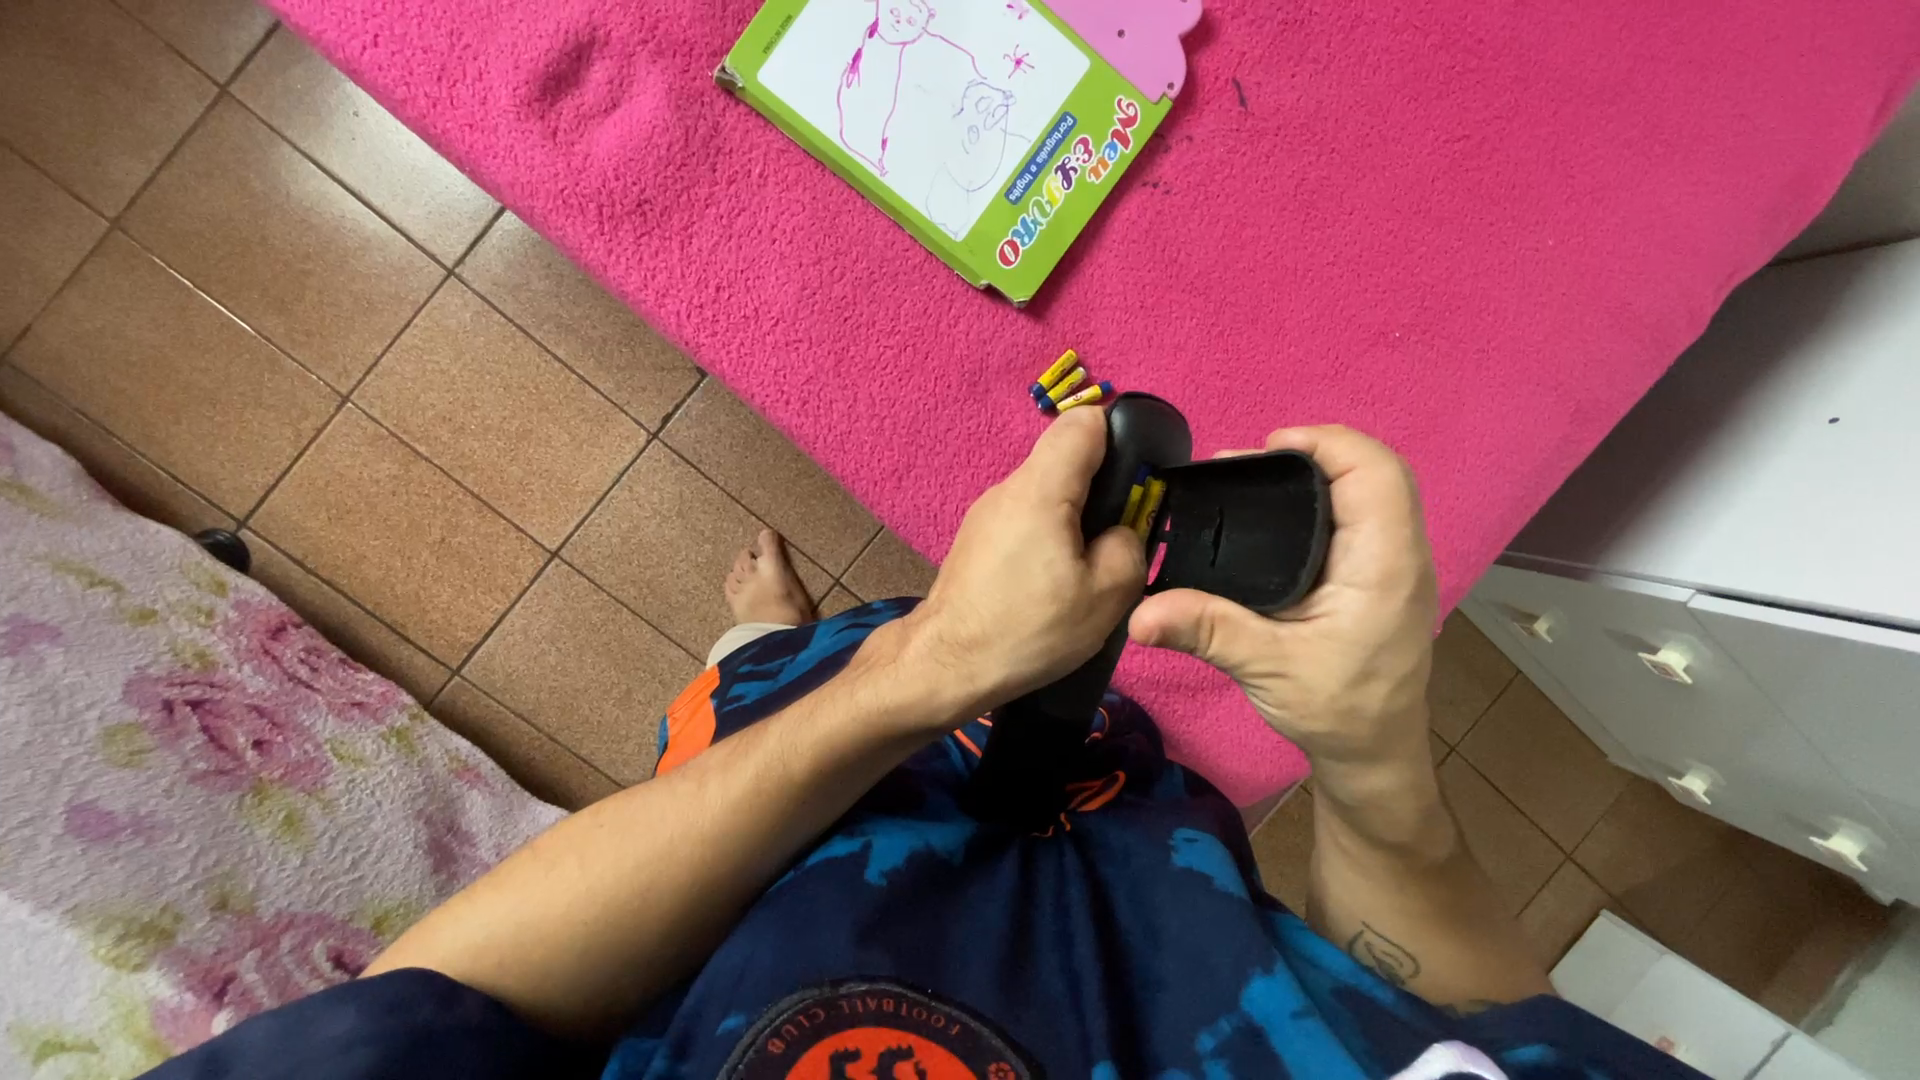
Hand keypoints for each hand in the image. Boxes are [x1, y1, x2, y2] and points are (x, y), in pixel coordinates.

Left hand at [899, 407, 1146, 716]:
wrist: (947, 664)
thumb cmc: (1028, 628)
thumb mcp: (1107, 595)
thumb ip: (1129, 545)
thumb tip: (1118, 532)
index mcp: (1040, 488)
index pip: (1084, 421)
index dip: (1119, 438)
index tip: (1136, 481)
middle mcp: (1007, 488)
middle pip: (1064, 461)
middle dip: (1100, 490)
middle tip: (1117, 540)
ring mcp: (985, 514)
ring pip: (1044, 495)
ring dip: (1072, 522)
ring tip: (1083, 573)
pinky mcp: (975, 540)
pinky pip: (1023, 521)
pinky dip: (1045, 540)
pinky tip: (1049, 586)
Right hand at [1128, 425, 1437, 792]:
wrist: (1374, 754)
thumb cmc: (1337, 710)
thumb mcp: (1267, 668)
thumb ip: (1207, 630)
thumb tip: (1138, 614)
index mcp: (1383, 565)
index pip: (1375, 472)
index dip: (1326, 443)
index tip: (1266, 448)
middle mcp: (1398, 555)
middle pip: (1374, 472)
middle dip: (1313, 453)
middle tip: (1246, 467)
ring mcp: (1393, 565)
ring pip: (1369, 493)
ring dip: (1317, 475)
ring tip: (1251, 484)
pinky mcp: (1378, 577)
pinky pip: (1359, 516)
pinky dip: (1320, 501)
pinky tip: (1273, 518)